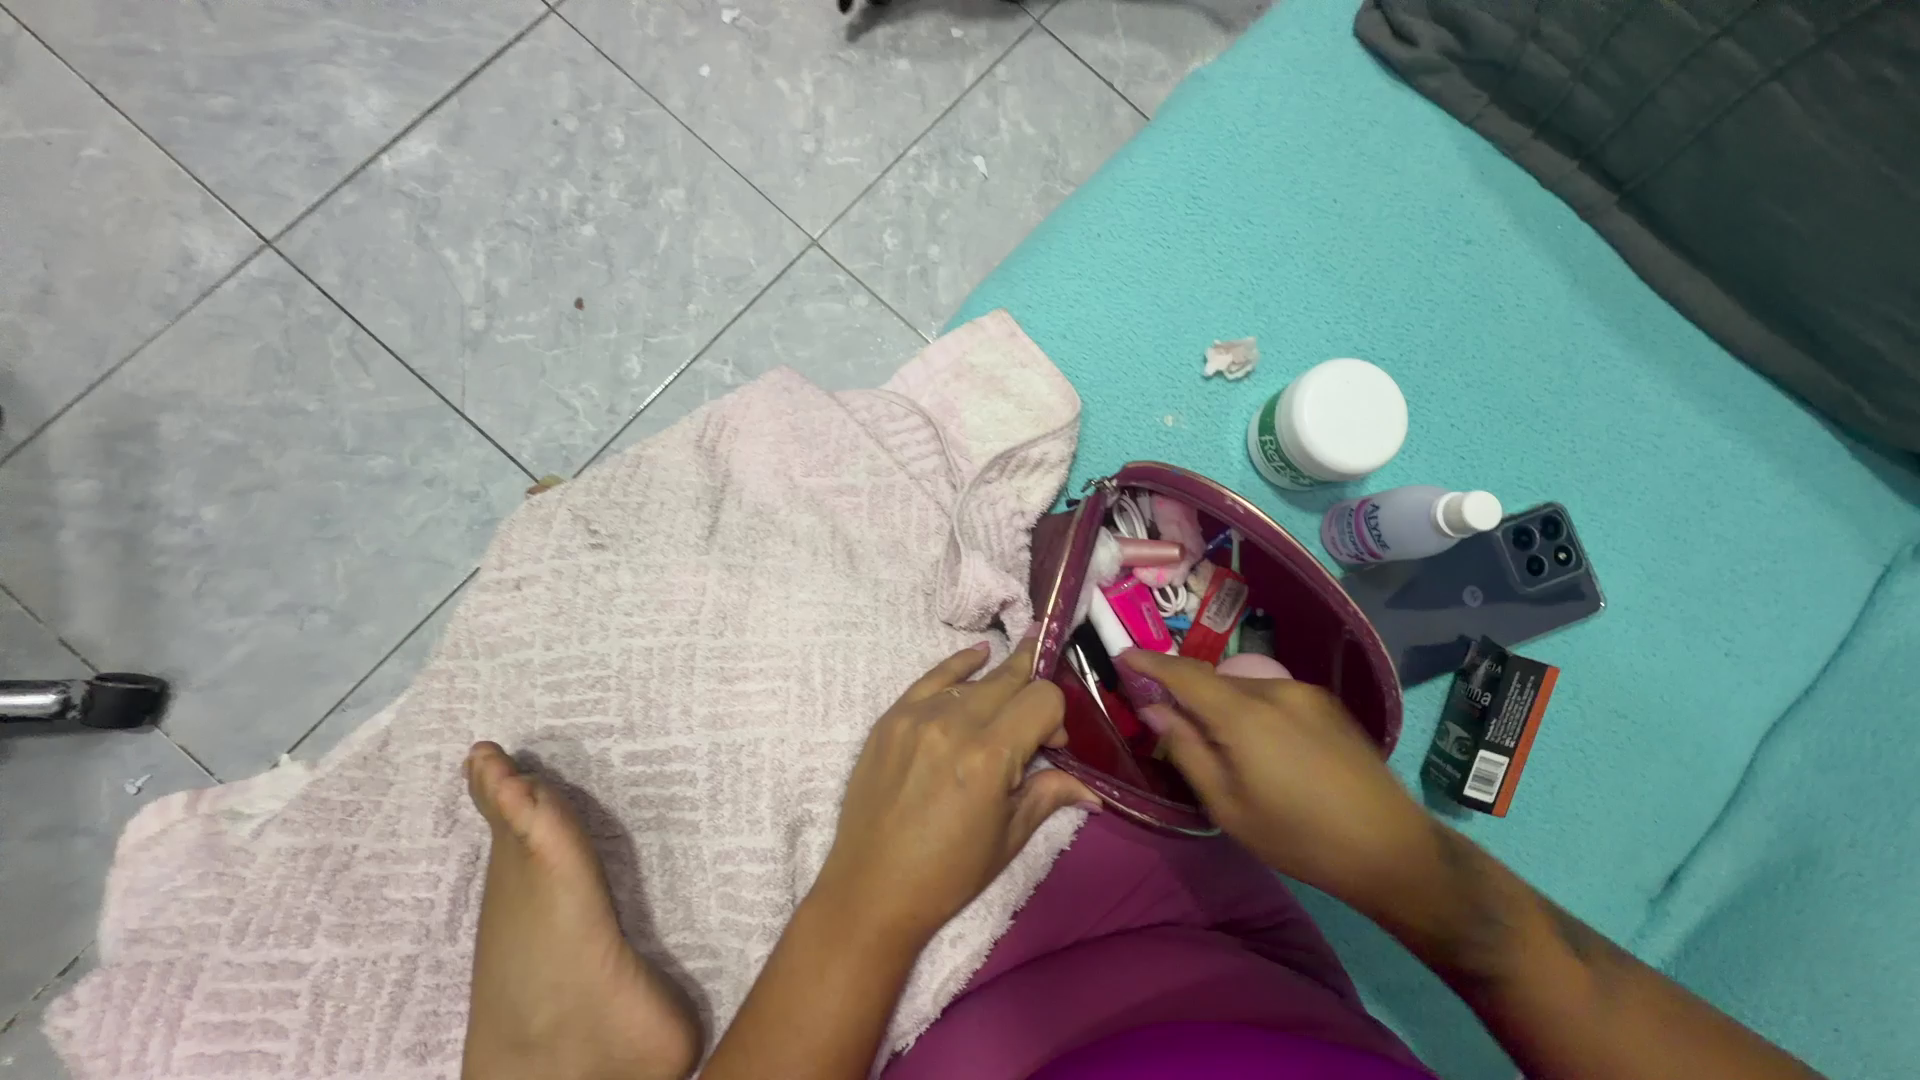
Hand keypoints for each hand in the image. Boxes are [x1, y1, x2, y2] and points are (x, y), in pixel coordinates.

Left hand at [812, 637, 1095, 944]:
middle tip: (1040, 715)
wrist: (870, 890)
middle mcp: (953, 724)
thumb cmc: (947, 875)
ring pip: (974, 680)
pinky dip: (959, 665)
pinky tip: (979, 655)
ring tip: (1012, 696)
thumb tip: (1091, 788)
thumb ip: (1049, 795)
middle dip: (1033, 691)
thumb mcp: (1008, 839)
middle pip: (1010, 679)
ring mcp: (916, 717)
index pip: (1042, 700)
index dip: (1056, 719)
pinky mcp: (890, 719)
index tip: (1051, 747)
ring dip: (999, 688)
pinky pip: (931, 677)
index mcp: (989, 757)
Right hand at [1120, 649, 1434, 908]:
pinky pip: (1272, 695)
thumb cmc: (1297, 836)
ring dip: (1220, 702)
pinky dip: (1250, 708)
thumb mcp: (1227, 804)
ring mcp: (1306, 694)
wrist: (1391, 849)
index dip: (1150, 662)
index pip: (1184, 674)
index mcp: (1244, 714)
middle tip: (1167, 718)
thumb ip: (1186, 749)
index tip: (1123, 654)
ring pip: (1244, 687)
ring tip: (1217, 741)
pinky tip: (1260, 745)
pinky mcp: (1328, 705)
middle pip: (1214, 680)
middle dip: (1185, 691)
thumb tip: (1155, 710)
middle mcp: (1275, 689)